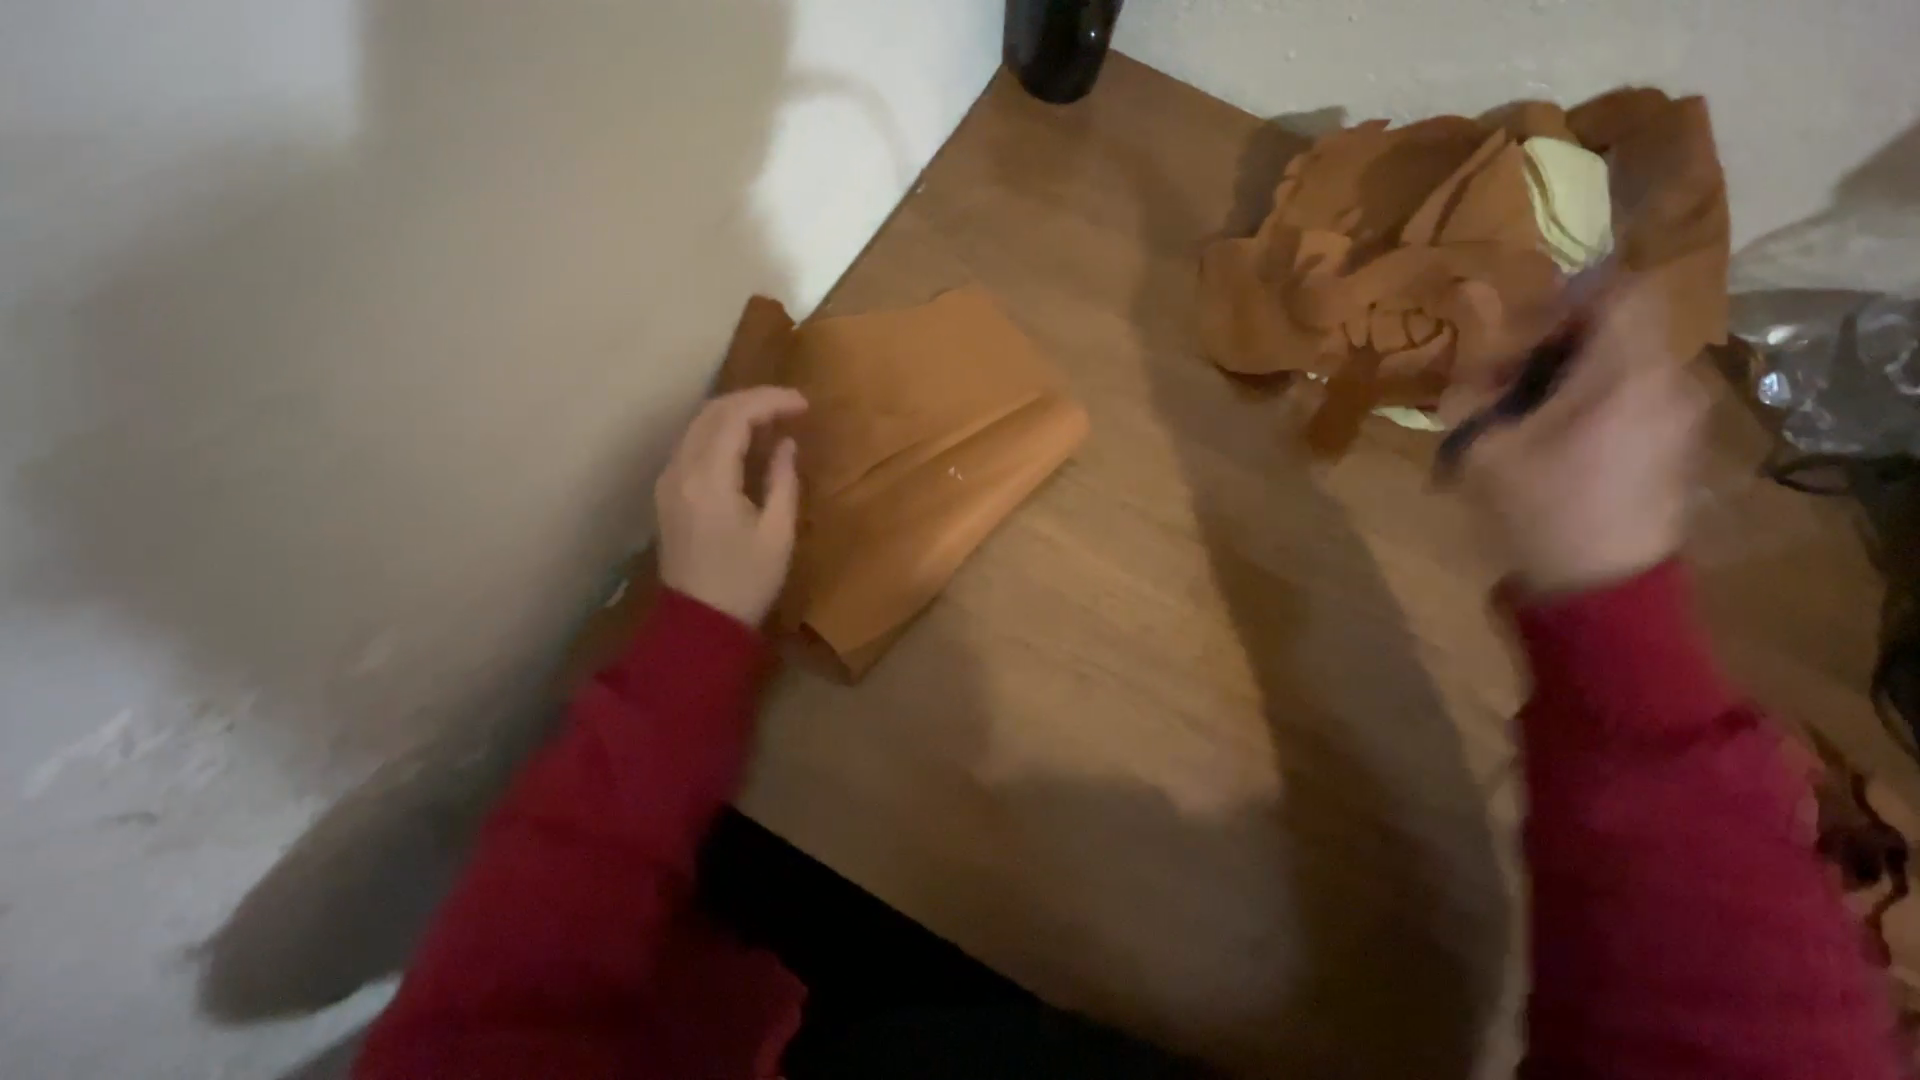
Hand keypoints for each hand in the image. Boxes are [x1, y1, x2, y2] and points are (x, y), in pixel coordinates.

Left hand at [655, 387, 807, 625]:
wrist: (699, 623)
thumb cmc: (746, 582)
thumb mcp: (777, 533)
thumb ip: (782, 480)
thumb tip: (785, 444)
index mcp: (708, 479)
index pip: (735, 416)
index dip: (771, 401)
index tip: (804, 404)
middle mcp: (680, 470)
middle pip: (711, 411)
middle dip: (752, 400)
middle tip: (790, 406)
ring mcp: (668, 480)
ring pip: (698, 424)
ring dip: (735, 413)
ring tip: (773, 419)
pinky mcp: (667, 492)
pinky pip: (691, 444)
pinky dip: (719, 432)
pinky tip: (746, 442)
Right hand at [1453, 280, 1706, 596]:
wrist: (1602, 587)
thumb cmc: (1539, 512)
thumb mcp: (1485, 449)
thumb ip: (1476, 386)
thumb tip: (1474, 349)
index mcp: (1623, 374)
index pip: (1618, 291)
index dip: (1566, 298)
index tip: (1519, 333)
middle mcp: (1666, 381)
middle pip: (1617, 331)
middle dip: (1555, 346)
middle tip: (1503, 383)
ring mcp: (1679, 415)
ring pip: (1624, 366)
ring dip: (1571, 378)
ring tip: (1523, 418)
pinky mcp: (1678, 445)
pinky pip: (1636, 398)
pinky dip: (1595, 403)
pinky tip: (1555, 443)